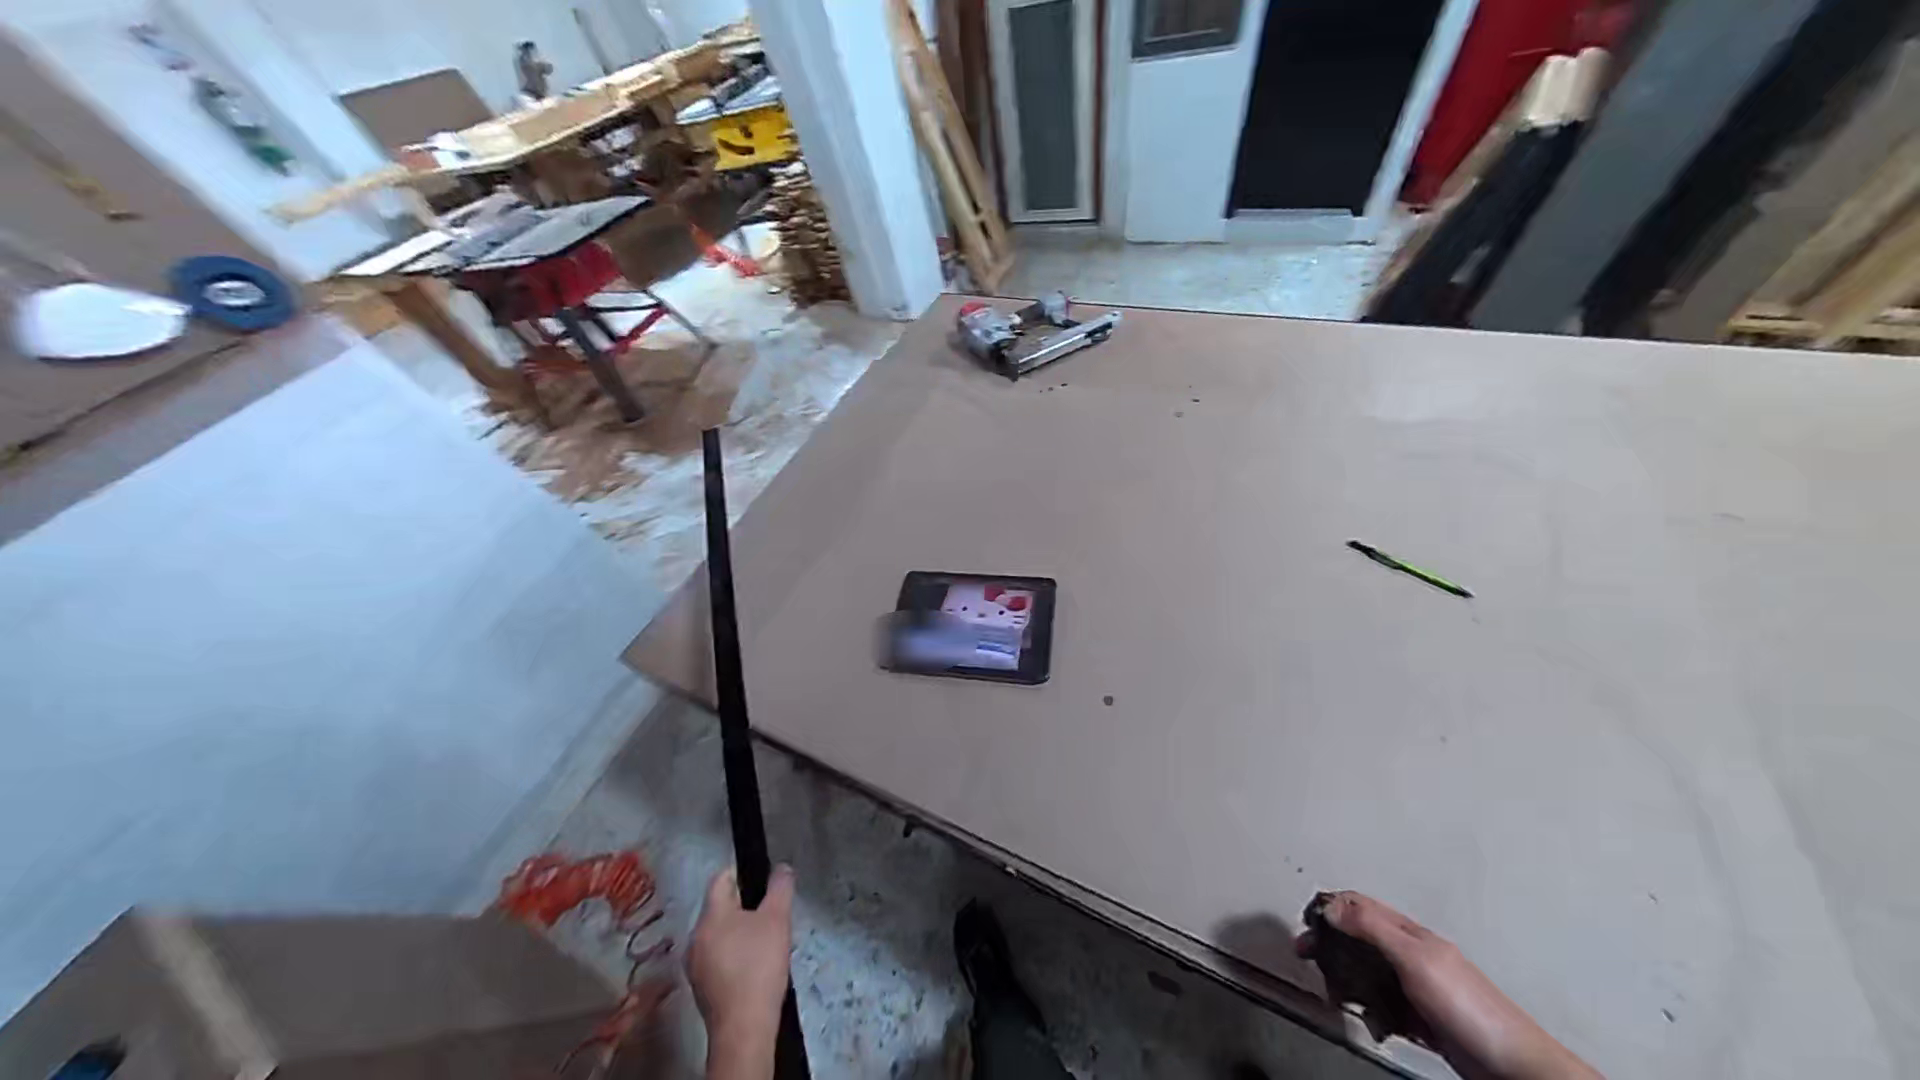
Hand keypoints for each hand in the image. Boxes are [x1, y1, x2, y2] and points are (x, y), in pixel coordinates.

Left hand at [688, 865, 794, 1079]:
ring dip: (739, 931)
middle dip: (745, 905)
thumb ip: (780, 887)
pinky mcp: (700, 988)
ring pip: (718, 934)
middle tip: (771, 913)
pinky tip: (753, 966)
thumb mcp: (778, 919)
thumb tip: (781, 868)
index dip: (743, 873)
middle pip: (720, 907)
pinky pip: (717, 957)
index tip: (764, 881)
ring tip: (765, 940)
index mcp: (710, 916)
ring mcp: (694, 965)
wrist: (744, 1027)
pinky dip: (733, 954)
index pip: (720, 879)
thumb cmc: (759, 965)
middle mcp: (695, 937)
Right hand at [1299, 891, 1602, 1079]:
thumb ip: (1372, 927)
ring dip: (1346, 978)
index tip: (1307, 921)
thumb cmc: (1473, 1010)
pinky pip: (1382, 1002)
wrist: (1514, 1068)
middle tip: (1307, 953)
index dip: (1329, 907)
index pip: (1358, 904)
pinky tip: (1368, 1018)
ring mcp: (1416, 985)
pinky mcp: (1421, 1016)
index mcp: (1408, 933)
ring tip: (1334, 991)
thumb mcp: (1414, 958)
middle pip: (1357, 936)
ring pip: (1366, 970)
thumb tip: (1332, 905)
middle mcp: (1410, 953)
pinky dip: (1368, 1007)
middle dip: (1330, 943)